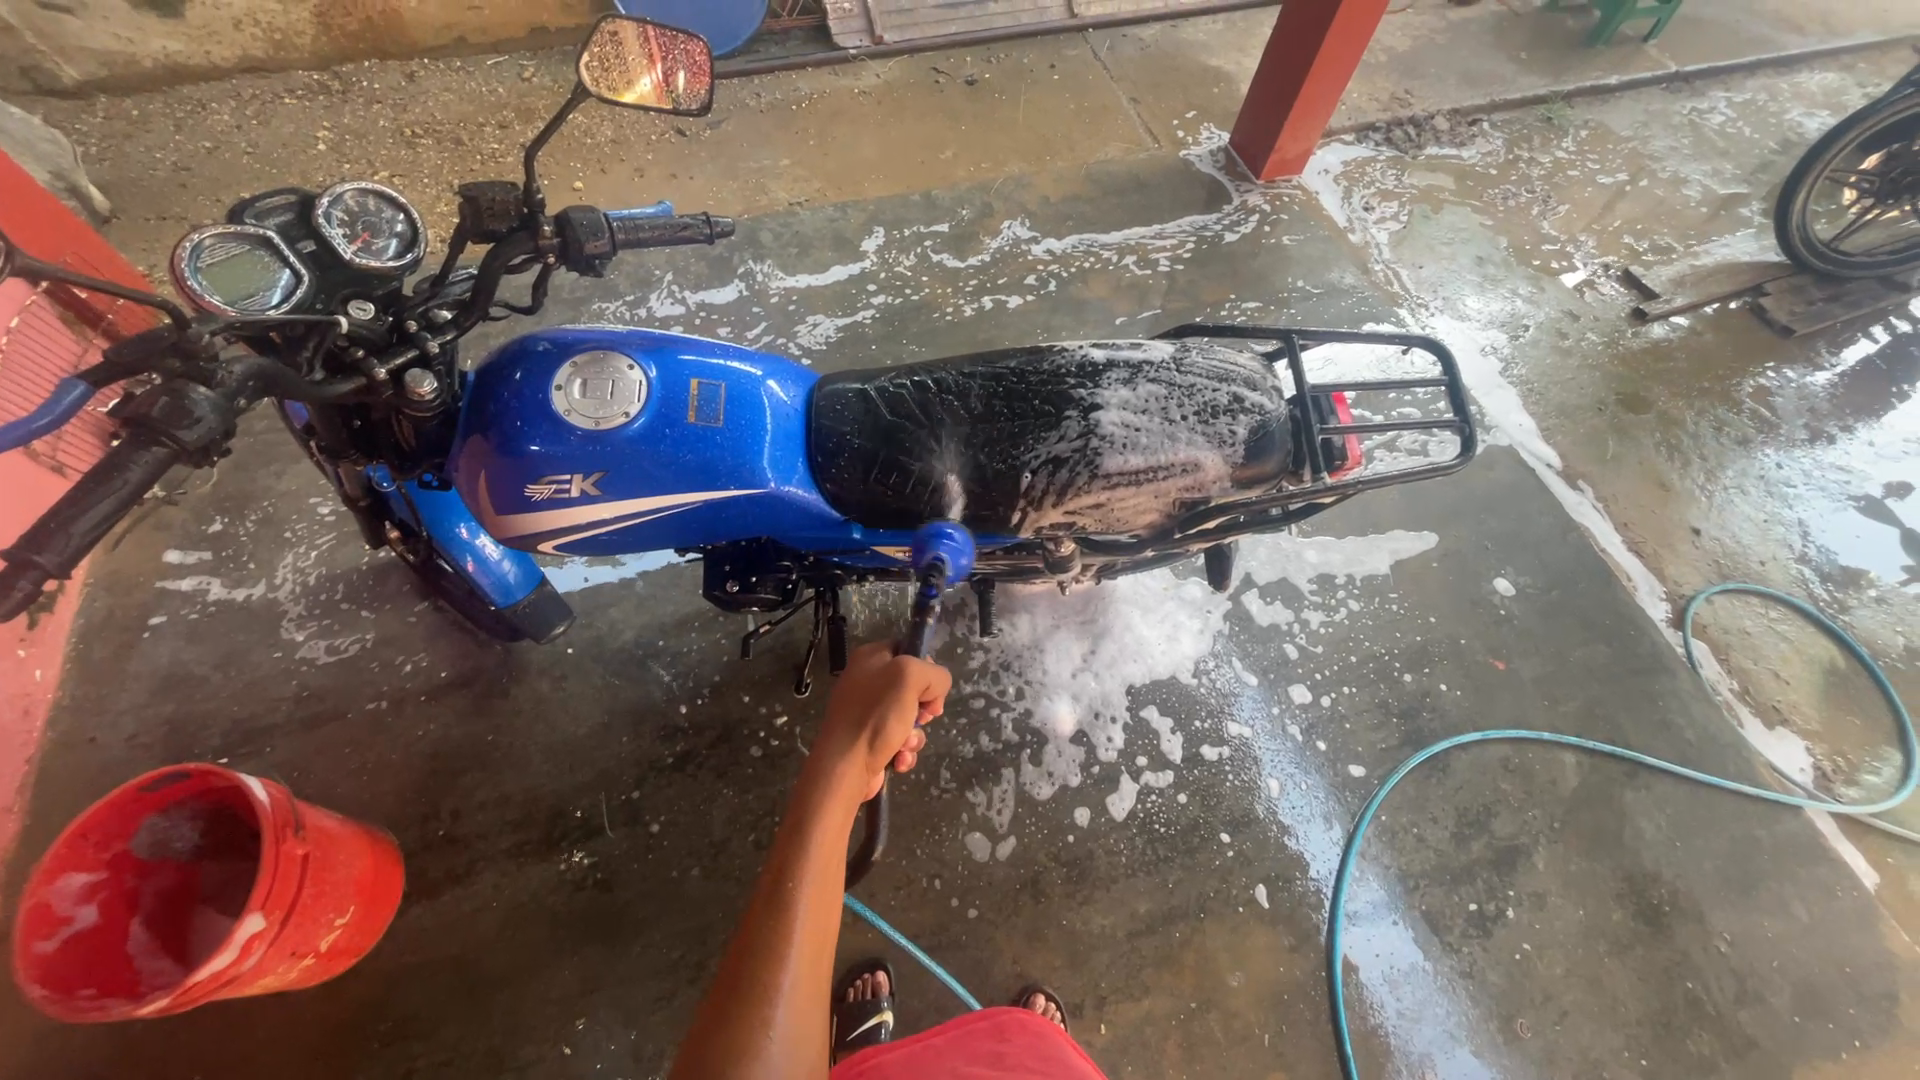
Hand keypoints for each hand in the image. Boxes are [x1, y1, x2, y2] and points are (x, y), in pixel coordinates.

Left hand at [811, 641, 951, 800]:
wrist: (845, 766)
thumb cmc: (876, 715)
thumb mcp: (911, 676)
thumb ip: (934, 673)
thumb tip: (933, 694)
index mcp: (870, 657)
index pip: (909, 650)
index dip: (926, 668)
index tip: (932, 688)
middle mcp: (866, 681)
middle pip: (913, 686)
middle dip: (924, 706)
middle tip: (923, 716)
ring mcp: (867, 712)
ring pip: (910, 716)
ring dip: (915, 734)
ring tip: (904, 744)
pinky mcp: (869, 739)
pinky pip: (900, 740)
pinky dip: (904, 751)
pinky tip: (899, 758)